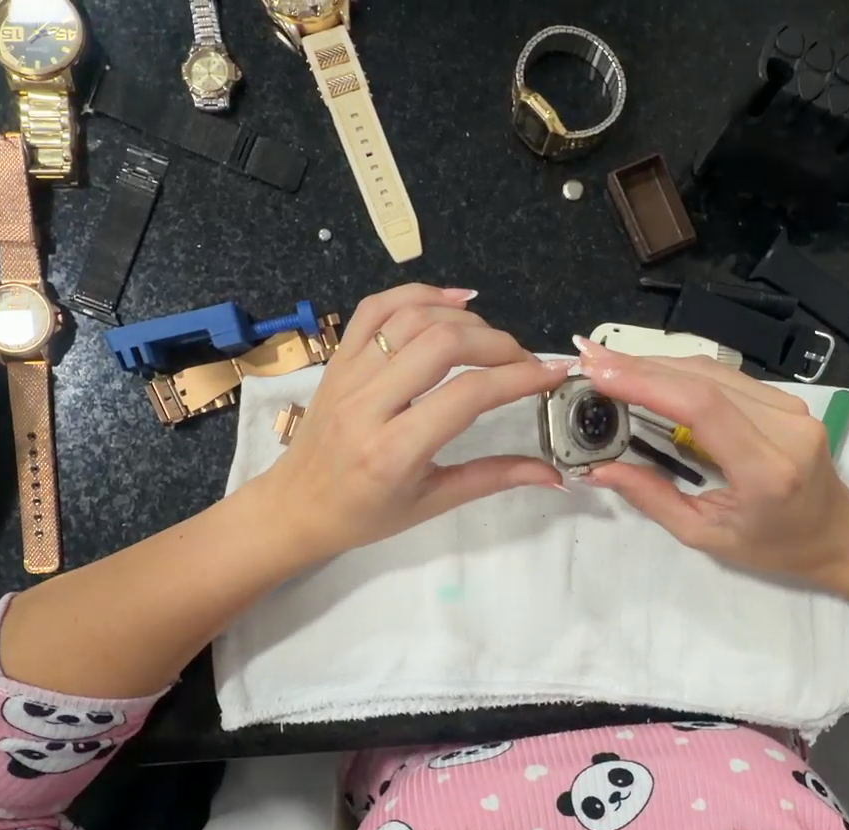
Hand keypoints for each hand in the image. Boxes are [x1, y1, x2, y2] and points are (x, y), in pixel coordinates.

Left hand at [247, 284, 568, 561]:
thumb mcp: (431, 503)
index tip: (552, 373)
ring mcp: (347, 376)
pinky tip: (454, 302)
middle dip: (497, 343)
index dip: (518, 378)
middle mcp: (367, 405)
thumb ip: (493, 479)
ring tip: (493, 339)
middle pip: (441, 344)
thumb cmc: (364, 515)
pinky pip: (376, 308)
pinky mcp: (337, 359)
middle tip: (524, 360)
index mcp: (393, 451)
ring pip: (411, 319)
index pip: (467, 396)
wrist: (296, 506)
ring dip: (464, 319)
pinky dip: (419, 294)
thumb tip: (553, 474)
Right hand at [575, 339, 848, 582]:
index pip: (702, 408)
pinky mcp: (786, 400)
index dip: (647, 383)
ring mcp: (791, 408)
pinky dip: (680, 372)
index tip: (599, 373)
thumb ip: (652, 498)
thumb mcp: (706, 535)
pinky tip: (646, 372)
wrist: (836, 533)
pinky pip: (726, 377)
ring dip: (655, 364)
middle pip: (704, 380)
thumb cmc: (772, 546)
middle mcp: (784, 429)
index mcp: (766, 470)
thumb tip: (598, 470)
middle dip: (640, 366)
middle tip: (588, 360)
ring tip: (607, 364)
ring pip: (713, 370)